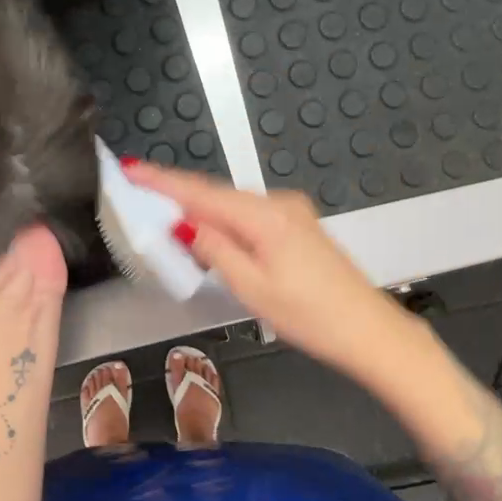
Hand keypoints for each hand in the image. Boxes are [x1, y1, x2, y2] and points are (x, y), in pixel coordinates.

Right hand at [125, 163, 417, 379]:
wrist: (369, 331)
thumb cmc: (314, 317)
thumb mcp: (252, 289)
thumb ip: (215, 251)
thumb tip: (186, 226)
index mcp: (266, 218)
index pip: (202, 192)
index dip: (162, 181)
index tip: (131, 169)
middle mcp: (280, 206)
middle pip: (216, 194)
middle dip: (177, 195)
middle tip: (139, 197)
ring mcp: (292, 214)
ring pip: (232, 206)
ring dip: (200, 212)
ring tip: (167, 222)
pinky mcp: (298, 228)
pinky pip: (248, 217)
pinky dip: (223, 223)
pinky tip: (209, 236)